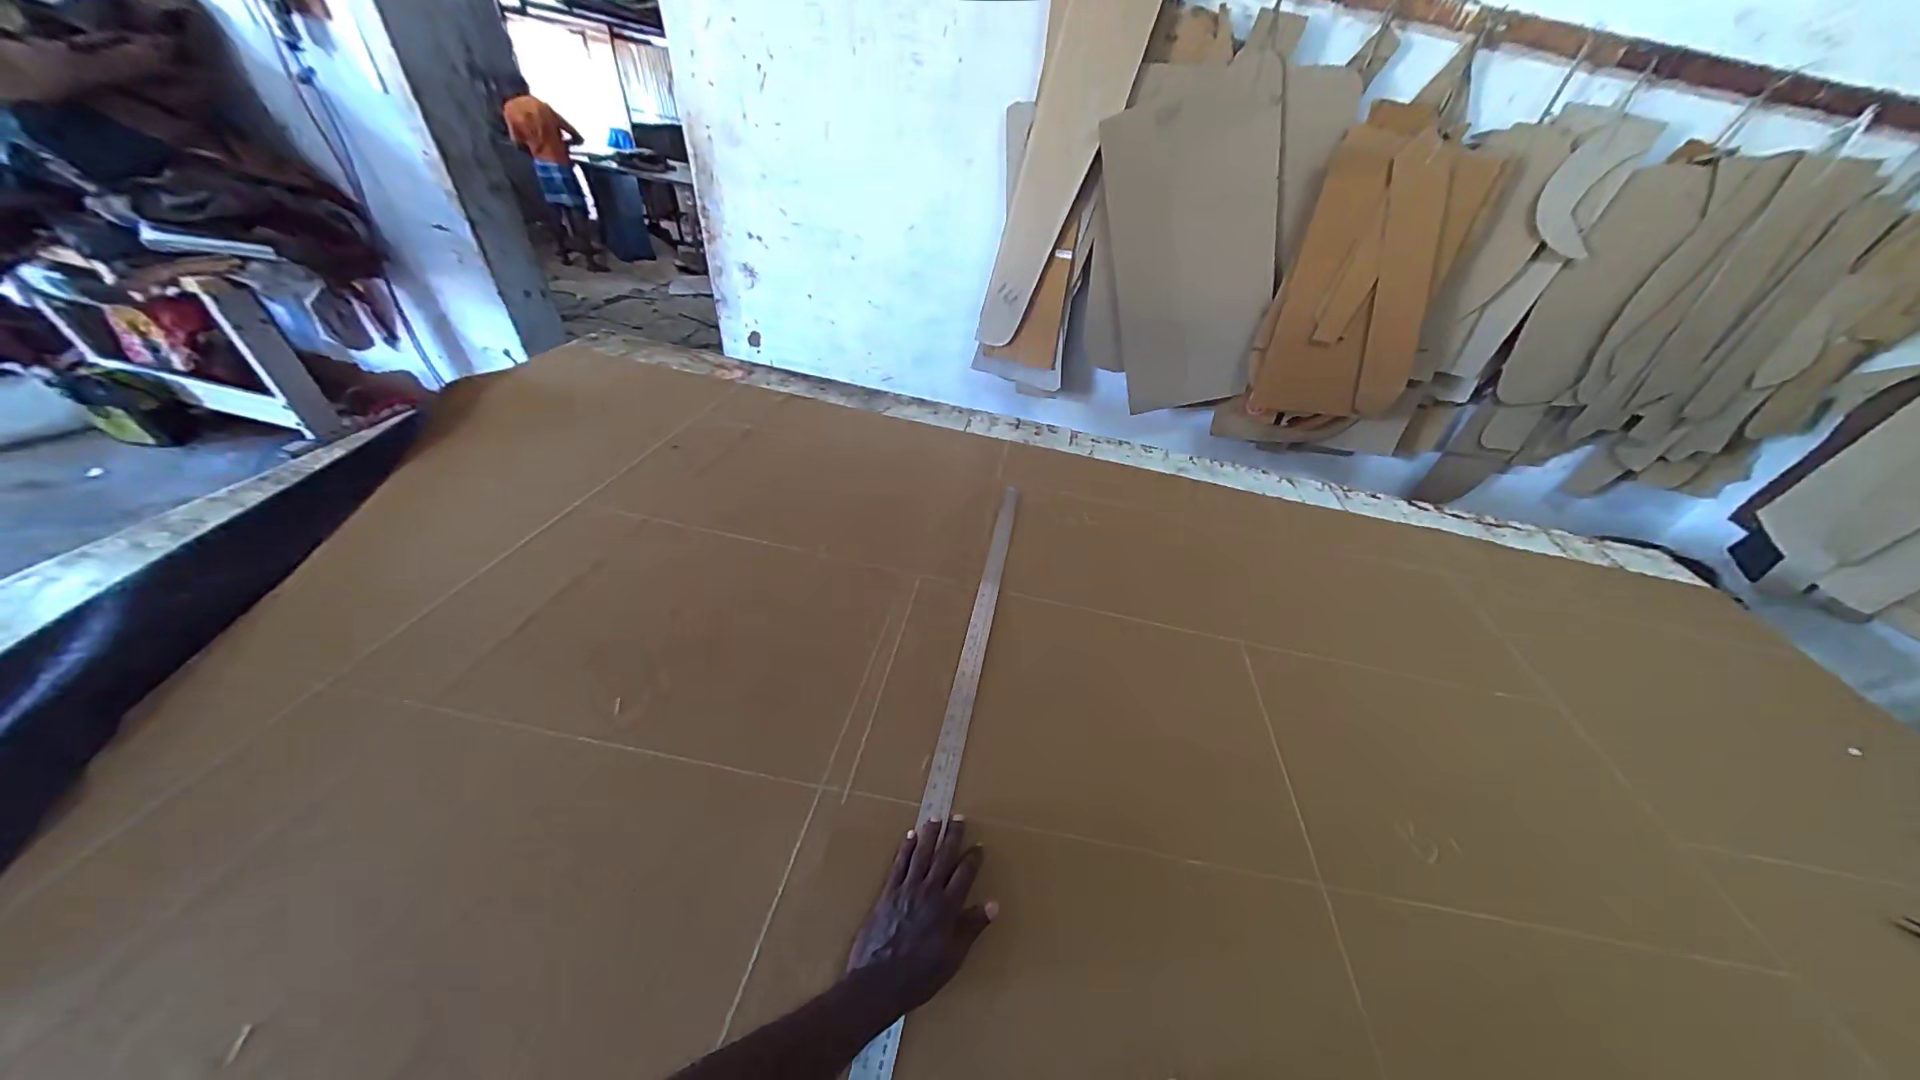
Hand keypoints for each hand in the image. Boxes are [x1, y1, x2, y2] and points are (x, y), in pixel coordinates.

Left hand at [846, 817, 995, 1014]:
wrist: (877, 983)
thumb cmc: (920, 976)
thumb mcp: (953, 958)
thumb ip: (971, 928)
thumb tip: (993, 905)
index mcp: (947, 907)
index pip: (964, 874)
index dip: (973, 858)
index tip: (979, 846)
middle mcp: (928, 891)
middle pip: (943, 856)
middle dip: (953, 836)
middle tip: (959, 818)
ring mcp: (906, 889)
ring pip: (921, 854)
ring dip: (930, 834)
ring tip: (936, 817)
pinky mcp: (887, 892)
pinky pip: (899, 864)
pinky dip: (906, 848)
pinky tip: (910, 835)